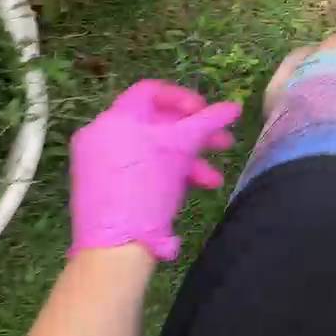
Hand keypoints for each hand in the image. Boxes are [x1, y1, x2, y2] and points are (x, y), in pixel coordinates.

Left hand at [70, 80, 240, 260]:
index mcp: (116, 119)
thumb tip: (235, 106)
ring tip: (213, 180)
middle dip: (196, 134)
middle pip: (158, 123)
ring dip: (188, 160)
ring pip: (154, 149)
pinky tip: (189, 190)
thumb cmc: (148, 185)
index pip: (152, 91)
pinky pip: (141, 168)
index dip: (186, 98)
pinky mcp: (104, 185)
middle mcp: (103, 134)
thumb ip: (208, 122)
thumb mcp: (182, 148)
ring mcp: (100, 161)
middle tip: (224, 145)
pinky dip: (167, 174)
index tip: (209, 115)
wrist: (116, 244)